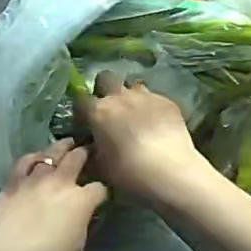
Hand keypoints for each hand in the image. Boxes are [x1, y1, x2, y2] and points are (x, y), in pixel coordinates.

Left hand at [0, 138, 107, 250]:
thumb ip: (82, 232)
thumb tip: (81, 224)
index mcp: (82, 201)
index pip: (100, 188)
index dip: (102, 192)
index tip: (101, 196)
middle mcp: (60, 182)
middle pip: (78, 158)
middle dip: (87, 154)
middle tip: (90, 152)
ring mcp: (35, 178)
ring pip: (52, 153)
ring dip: (63, 148)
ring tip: (68, 144)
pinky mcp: (12, 182)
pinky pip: (25, 160)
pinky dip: (35, 156)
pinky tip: (38, 157)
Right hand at [80, 72, 214, 203]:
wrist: (170, 172)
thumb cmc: (128, 172)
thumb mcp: (101, 166)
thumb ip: (92, 151)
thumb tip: (89, 147)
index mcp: (98, 112)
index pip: (80, 99)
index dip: (82, 109)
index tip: (85, 120)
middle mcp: (120, 97)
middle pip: (106, 77)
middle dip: (105, 88)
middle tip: (109, 107)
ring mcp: (146, 96)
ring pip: (133, 85)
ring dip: (130, 95)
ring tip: (135, 113)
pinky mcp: (167, 102)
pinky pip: (154, 97)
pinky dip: (151, 106)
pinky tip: (156, 122)